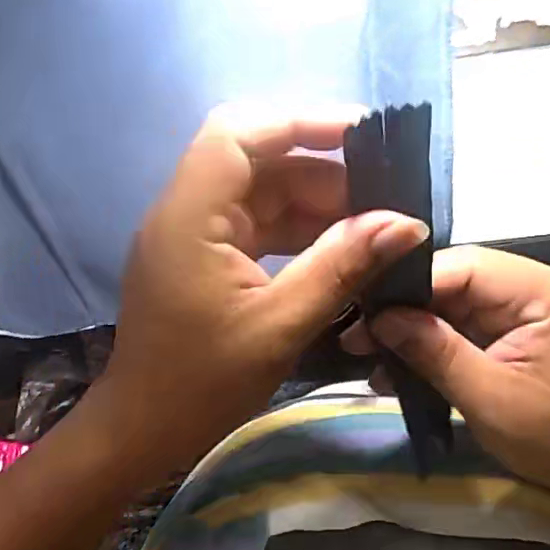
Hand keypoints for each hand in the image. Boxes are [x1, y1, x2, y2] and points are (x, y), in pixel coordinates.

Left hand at [95, 109, 428, 462]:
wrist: (144, 428)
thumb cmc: (202, 383)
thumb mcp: (279, 325)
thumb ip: (340, 267)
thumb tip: (405, 223)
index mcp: (190, 216)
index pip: (238, 133)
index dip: (299, 120)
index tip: (362, 133)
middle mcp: (184, 212)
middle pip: (255, 161)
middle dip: (320, 171)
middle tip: (382, 197)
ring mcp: (191, 235)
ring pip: (258, 193)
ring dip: (313, 203)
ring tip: (373, 225)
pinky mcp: (200, 258)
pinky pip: (253, 226)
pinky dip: (295, 230)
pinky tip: (339, 248)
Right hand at [343, 246, 549, 508]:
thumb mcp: (491, 399)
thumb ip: (435, 352)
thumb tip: (380, 319)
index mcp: (545, 293)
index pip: (465, 266)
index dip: (411, 284)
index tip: (365, 311)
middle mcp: (534, 288)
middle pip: (453, 279)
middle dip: (404, 307)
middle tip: (357, 334)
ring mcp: (522, 309)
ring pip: (449, 301)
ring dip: (410, 326)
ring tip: (366, 350)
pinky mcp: (510, 330)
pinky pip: (458, 324)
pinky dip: (427, 342)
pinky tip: (394, 363)